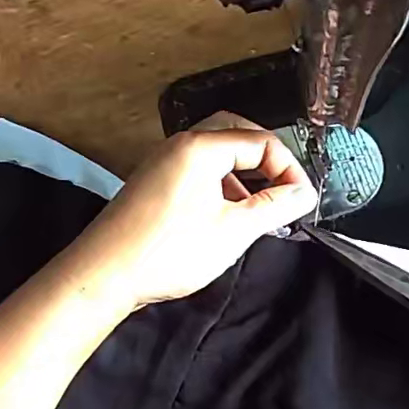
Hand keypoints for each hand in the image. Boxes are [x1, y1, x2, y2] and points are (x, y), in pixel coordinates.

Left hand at [56, 112, 315, 310]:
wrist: (105, 274)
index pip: (261, 142)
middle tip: (283, 187)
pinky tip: (228, 215)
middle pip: (236, 135)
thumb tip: (303, 194)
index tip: (300, 199)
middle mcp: (178, 146)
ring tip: (259, 207)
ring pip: (215, 154)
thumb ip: (274, 207)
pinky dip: (220, 184)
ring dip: (242, 173)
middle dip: (265, 160)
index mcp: (200, 148)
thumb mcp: (233, 230)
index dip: (288, 169)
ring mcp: (163, 164)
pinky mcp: (154, 184)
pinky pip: (196, 171)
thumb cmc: (166, 251)